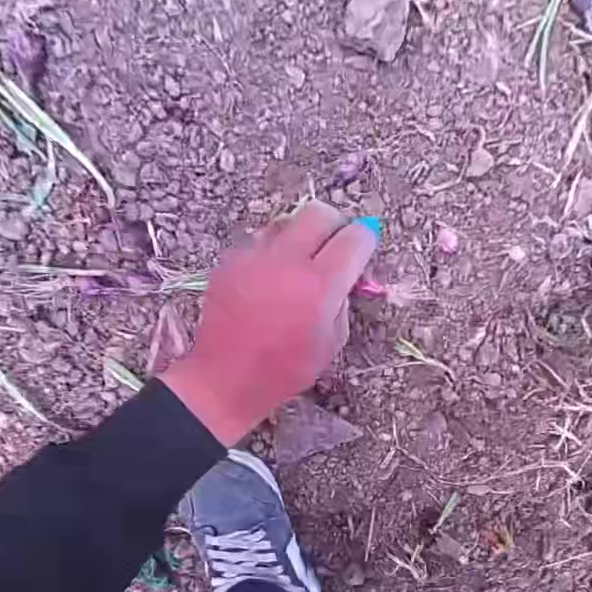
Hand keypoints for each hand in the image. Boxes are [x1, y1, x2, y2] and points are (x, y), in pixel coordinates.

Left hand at [162, 201, 377, 443]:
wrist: (226, 378)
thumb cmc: (285, 369)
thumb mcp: (332, 342)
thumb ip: (343, 301)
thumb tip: (347, 274)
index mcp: (320, 285)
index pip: (354, 239)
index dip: (365, 238)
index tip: (365, 244)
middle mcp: (287, 262)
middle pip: (319, 213)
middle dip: (335, 224)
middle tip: (336, 244)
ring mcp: (255, 257)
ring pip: (287, 222)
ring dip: (301, 235)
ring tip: (301, 263)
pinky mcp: (230, 261)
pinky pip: (260, 241)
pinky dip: (274, 251)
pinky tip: (272, 277)